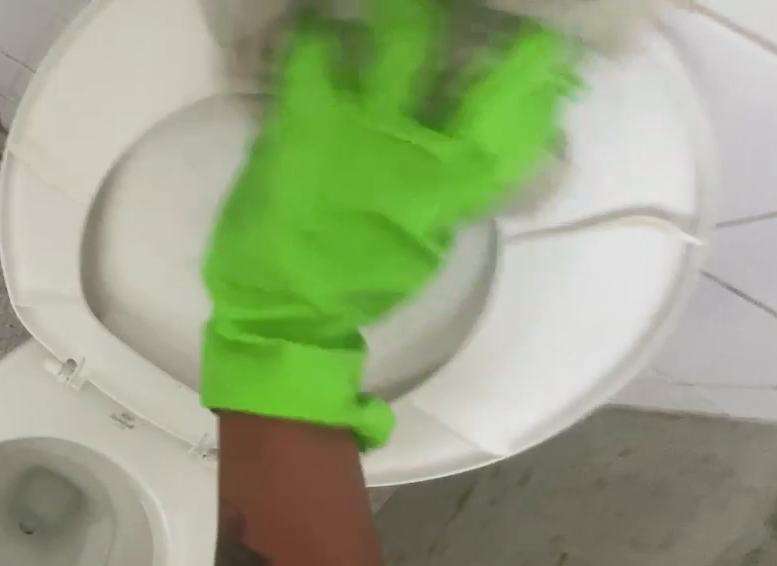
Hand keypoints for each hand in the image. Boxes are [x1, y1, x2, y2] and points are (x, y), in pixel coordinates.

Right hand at [200, 0, 575, 447]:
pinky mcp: (447, 204)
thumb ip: (284, 141)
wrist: (285, 324)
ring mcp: (423, 167)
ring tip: (520, 45)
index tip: (317, 30)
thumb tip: (305, 104)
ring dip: (510, 57)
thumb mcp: (253, 192)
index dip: (318, 32)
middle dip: (409, 15)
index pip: (318, 50)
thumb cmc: (253, 263)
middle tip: (412, 14)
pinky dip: (518, 128)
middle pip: (410, 41)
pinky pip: (501, 157)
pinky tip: (523, 111)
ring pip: (493, 89)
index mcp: (310, 130)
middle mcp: (375, 134)